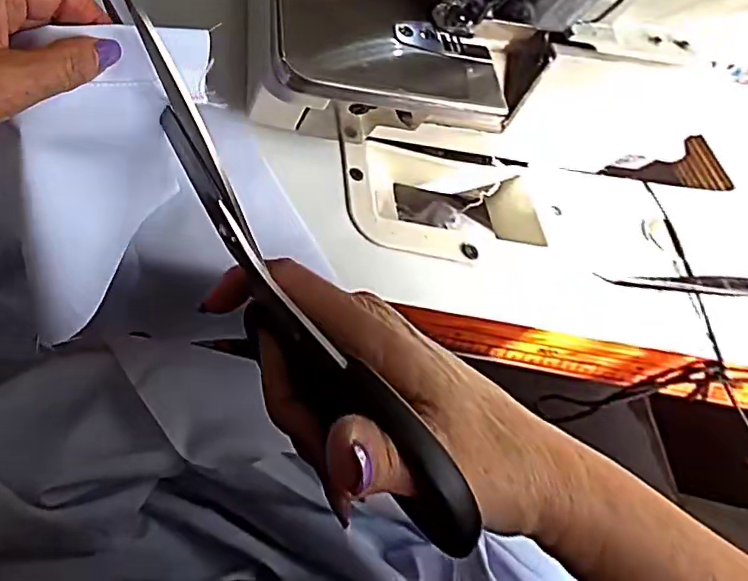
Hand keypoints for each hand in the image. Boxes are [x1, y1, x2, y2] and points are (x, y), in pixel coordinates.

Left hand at [0, 0, 120, 190]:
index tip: (112, 54)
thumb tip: (105, 51)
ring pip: (23, 29)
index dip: (91, 20)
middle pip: (42, 7)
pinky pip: (1, 44)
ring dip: (43, 57)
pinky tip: (22, 92)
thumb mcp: (5, 85)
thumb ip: (64, 65)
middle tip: (85, 78)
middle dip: (68, 41)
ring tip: (51, 90)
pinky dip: (20, 66)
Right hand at [201, 261, 592, 539]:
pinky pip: (318, 374)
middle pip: (284, 336)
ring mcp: (368, 342)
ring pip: (297, 361)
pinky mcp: (369, 362)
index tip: (218, 302)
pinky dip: (317, 415)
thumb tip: (337, 447)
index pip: (297, 284)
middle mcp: (368, 326)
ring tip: (342, 460)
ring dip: (303, 415)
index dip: (250, 282)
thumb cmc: (495, 455)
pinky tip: (345, 453)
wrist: (529, 466)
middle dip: (284, 395)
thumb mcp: (439, 466)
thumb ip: (380, 456)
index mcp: (376, 332)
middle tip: (319, 446)